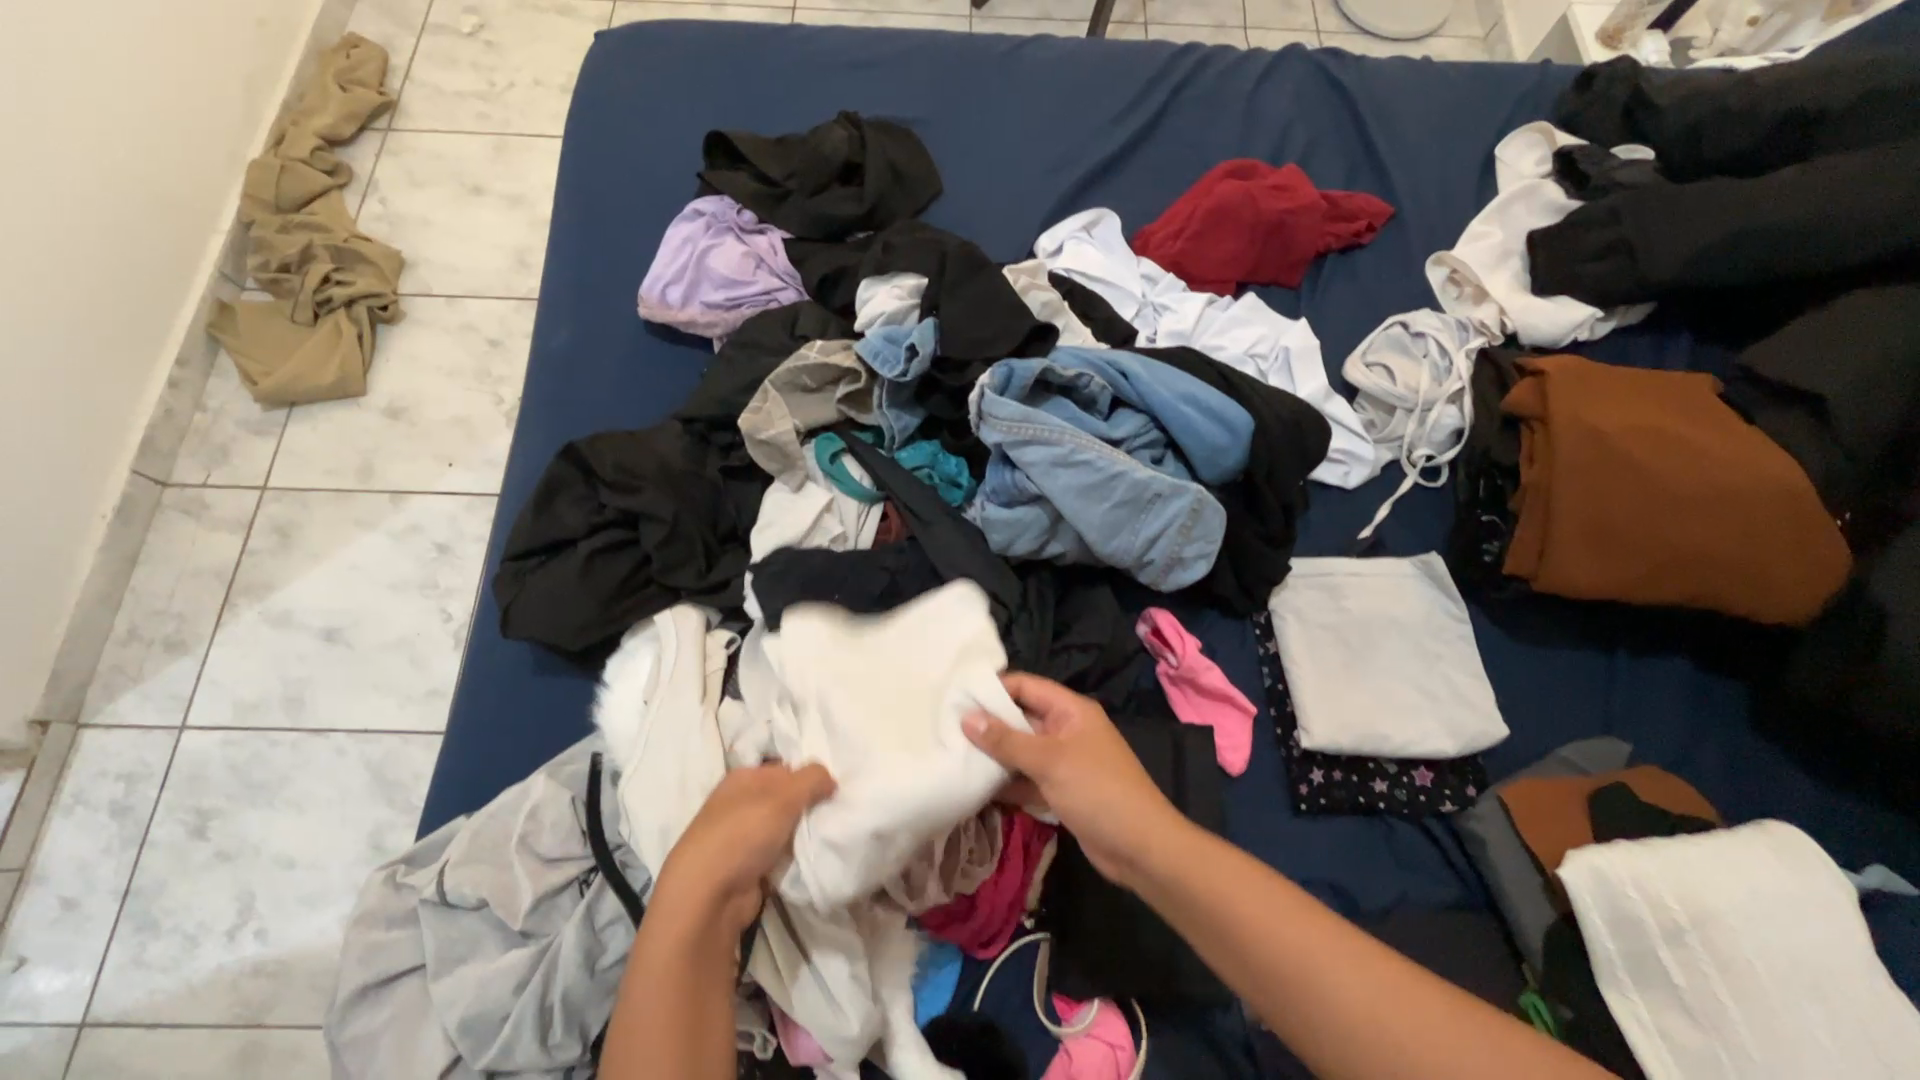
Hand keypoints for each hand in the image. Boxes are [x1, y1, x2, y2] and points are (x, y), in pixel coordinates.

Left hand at [653, 763, 836, 934]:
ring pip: (785, 828)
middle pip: (786, 799)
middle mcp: (741, 803)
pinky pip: (780, 855)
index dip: (810, 777)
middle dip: (810, 806)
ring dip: (804, 834)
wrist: (710, 895)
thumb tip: (830, 779)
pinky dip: (795, 858)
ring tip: (830, 837)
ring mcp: (742, 837)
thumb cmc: (744, 833)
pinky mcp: (748, 867)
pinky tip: (813, 859)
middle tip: (838, 814)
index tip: (836, 790)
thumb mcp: (785, 795)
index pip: (786, 768)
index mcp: (743, 778)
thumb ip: (813, 778)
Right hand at [965, 673, 1184, 887]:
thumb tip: (967, 718)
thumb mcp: (1049, 761)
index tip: (956, 696)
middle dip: (988, 725)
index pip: (1026, 686)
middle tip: (945, 729)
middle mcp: (1067, 731)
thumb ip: (1006, 740)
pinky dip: (1006, 785)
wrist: (1139, 848)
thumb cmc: (1097, 791)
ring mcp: (1064, 763)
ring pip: (1021, 753)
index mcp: (1071, 711)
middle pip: (1021, 719)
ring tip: (951, 757)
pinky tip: (974, 790)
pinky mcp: (1060, 792)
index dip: (993, 688)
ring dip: (994, 758)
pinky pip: (1027, 780)